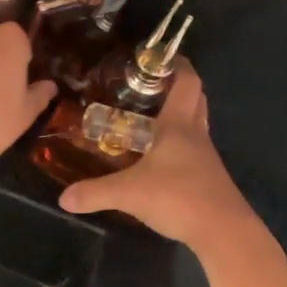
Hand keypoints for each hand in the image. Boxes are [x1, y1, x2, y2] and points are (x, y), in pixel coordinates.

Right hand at [57, 66, 260, 251]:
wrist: (223, 231)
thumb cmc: (179, 197)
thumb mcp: (129, 194)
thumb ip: (96, 193)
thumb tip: (63, 198)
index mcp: (179, 125)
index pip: (187, 82)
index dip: (179, 65)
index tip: (163, 55)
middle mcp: (196, 134)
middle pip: (196, 98)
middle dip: (180, 86)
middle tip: (153, 84)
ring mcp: (206, 157)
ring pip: (197, 124)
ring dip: (181, 116)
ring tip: (152, 119)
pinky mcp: (209, 178)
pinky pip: (195, 151)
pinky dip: (182, 145)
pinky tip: (163, 159)